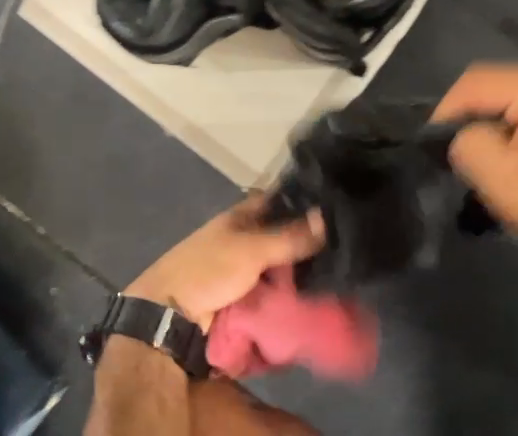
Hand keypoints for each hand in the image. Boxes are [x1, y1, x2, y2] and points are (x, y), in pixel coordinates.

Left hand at [128, 195, 324, 328]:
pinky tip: (319, 293)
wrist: (170, 318)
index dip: (305, 199)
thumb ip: (290, 236)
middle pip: (286, 235)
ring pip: (283, 265)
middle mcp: (247, 238)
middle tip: (347, 244)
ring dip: (303, 271)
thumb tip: (328, 216)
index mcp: (243, 216)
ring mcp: (247, 269)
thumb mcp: (252, 249)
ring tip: (341, 270)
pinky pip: (277, 291)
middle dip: (310, 241)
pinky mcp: (247, 297)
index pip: (281, 199)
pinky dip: (292, 293)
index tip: (337, 203)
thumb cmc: (207, 269)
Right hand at [433, 64, 517, 252]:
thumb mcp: (503, 180)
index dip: (446, 110)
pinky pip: (502, 105)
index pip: (475, 83)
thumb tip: (452, 134)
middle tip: (442, 147)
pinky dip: (486, 123)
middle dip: (459, 114)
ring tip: (458, 149)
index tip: (429, 143)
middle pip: (482, 83)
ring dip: (471, 119)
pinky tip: (481, 148)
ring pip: (489, 94)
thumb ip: (469, 145)